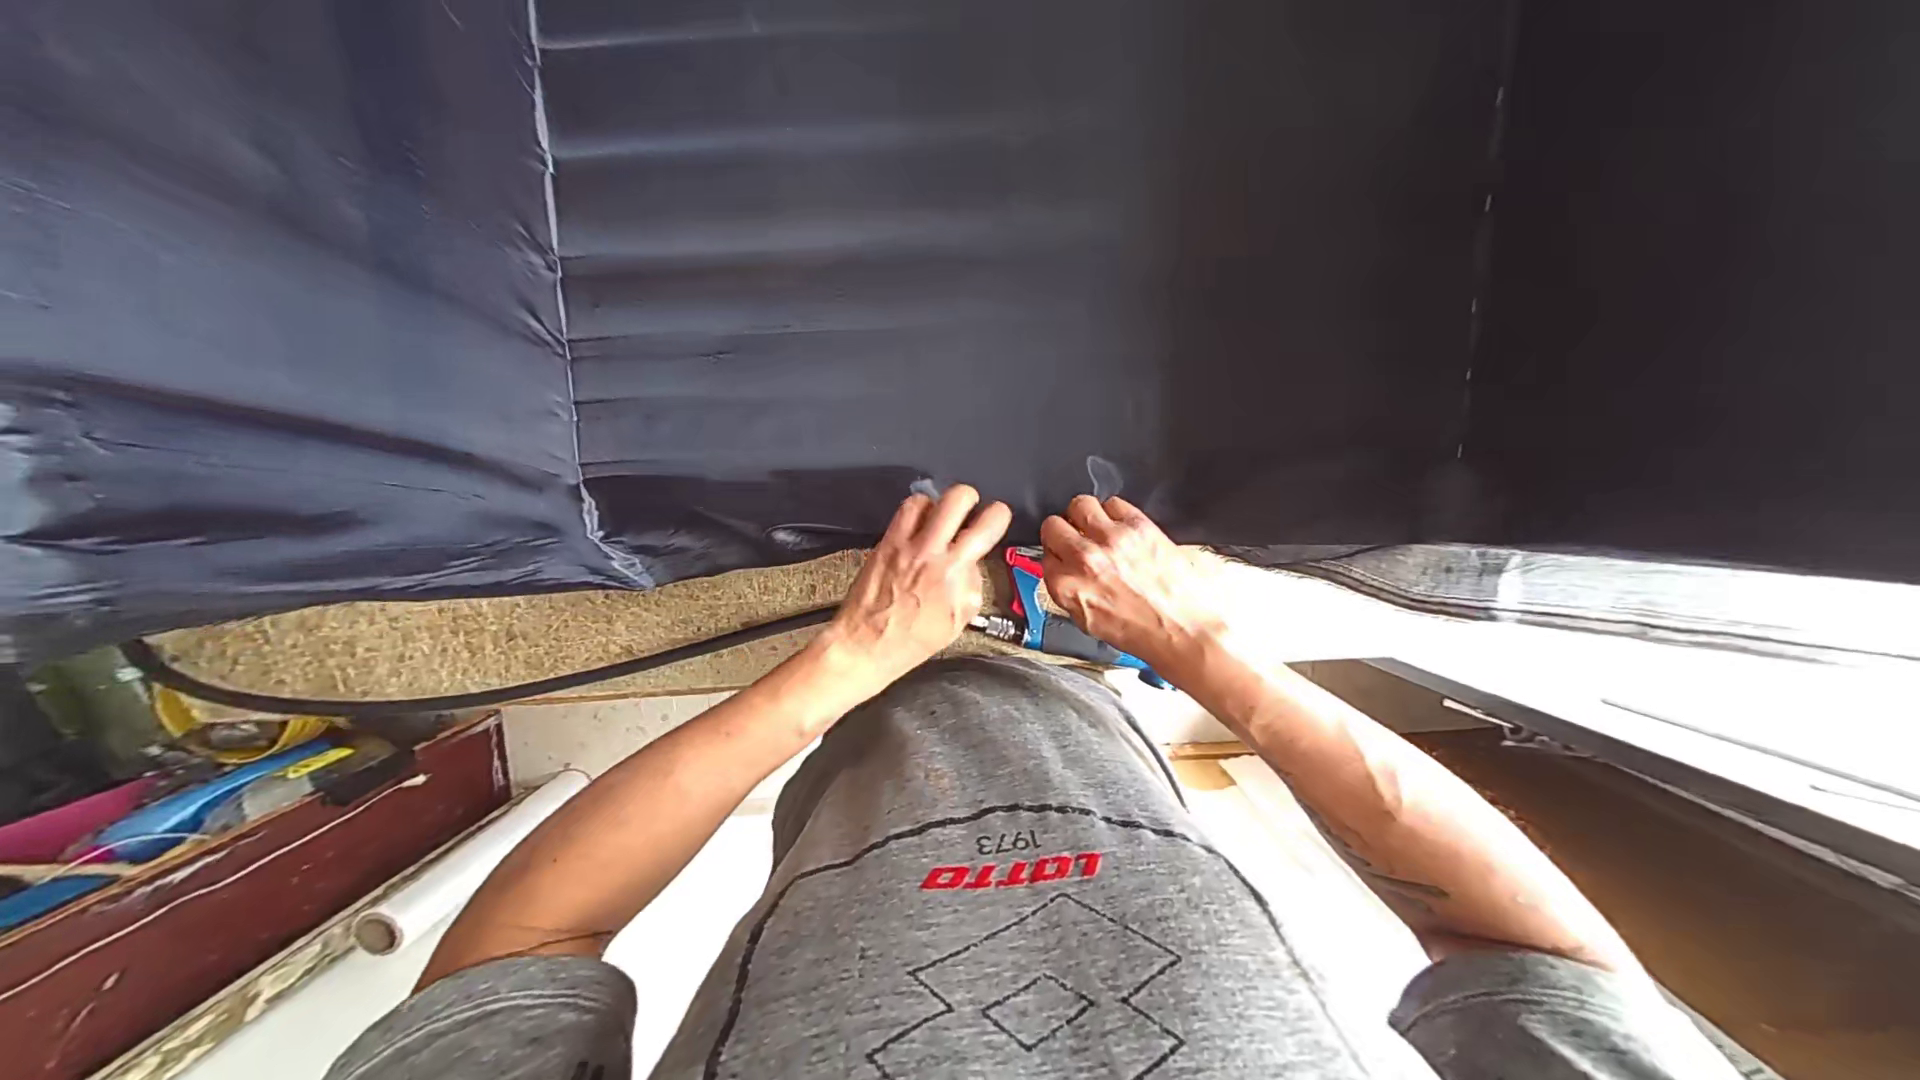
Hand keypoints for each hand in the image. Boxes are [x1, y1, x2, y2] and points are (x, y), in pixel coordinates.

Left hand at [820, 484, 1011, 693]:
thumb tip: (974, 565)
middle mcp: (931, 552)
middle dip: (971, 498)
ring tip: (941, 517)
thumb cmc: (908, 640)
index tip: (996, 517)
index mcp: (955, 572)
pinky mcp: (885, 544)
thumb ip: (972, 586)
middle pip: (959, 498)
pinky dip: (916, 511)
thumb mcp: (958, 621)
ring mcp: (905, 545)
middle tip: (971, 508)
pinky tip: (919, 525)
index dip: (998, 515)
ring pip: (929, 498)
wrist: (867, 644)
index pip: (988, 525)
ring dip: (940, 503)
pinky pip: (903, 512)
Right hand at [1040, 495, 1225, 678]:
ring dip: (1085, 515)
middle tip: (1075, 538)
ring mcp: (1111, 539)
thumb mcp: (1088, 623)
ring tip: (1096, 527)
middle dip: (1063, 532)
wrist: (1183, 632)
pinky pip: (1114, 503)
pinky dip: (1115, 512)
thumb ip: (1068, 592)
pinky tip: (1122, 527)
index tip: (1064, 556)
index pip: (1045, 555)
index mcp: (1067, 586)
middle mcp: (1084, 559)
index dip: (1056, 555)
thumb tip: (1064, 574)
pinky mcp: (1138, 526)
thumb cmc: (1143, 633)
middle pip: (1054, 525)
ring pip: (1080, 505)